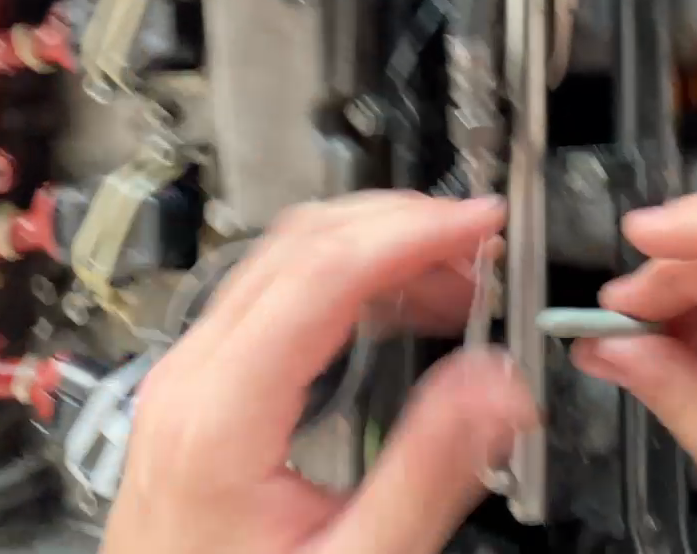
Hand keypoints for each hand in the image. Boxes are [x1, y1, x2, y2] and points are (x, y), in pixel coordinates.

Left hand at [104, 193, 536, 553]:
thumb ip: (430, 471)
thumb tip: (500, 383)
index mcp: (219, 415)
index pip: (324, 272)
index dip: (413, 232)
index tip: (479, 225)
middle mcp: (196, 371)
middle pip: (308, 242)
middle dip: (406, 224)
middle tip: (479, 242)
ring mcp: (197, 366)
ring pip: (296, 251)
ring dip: (384, 242)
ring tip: (457, 273)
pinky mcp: (212, 374)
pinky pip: (287, 285)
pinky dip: (357, 271)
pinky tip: (406, 299)